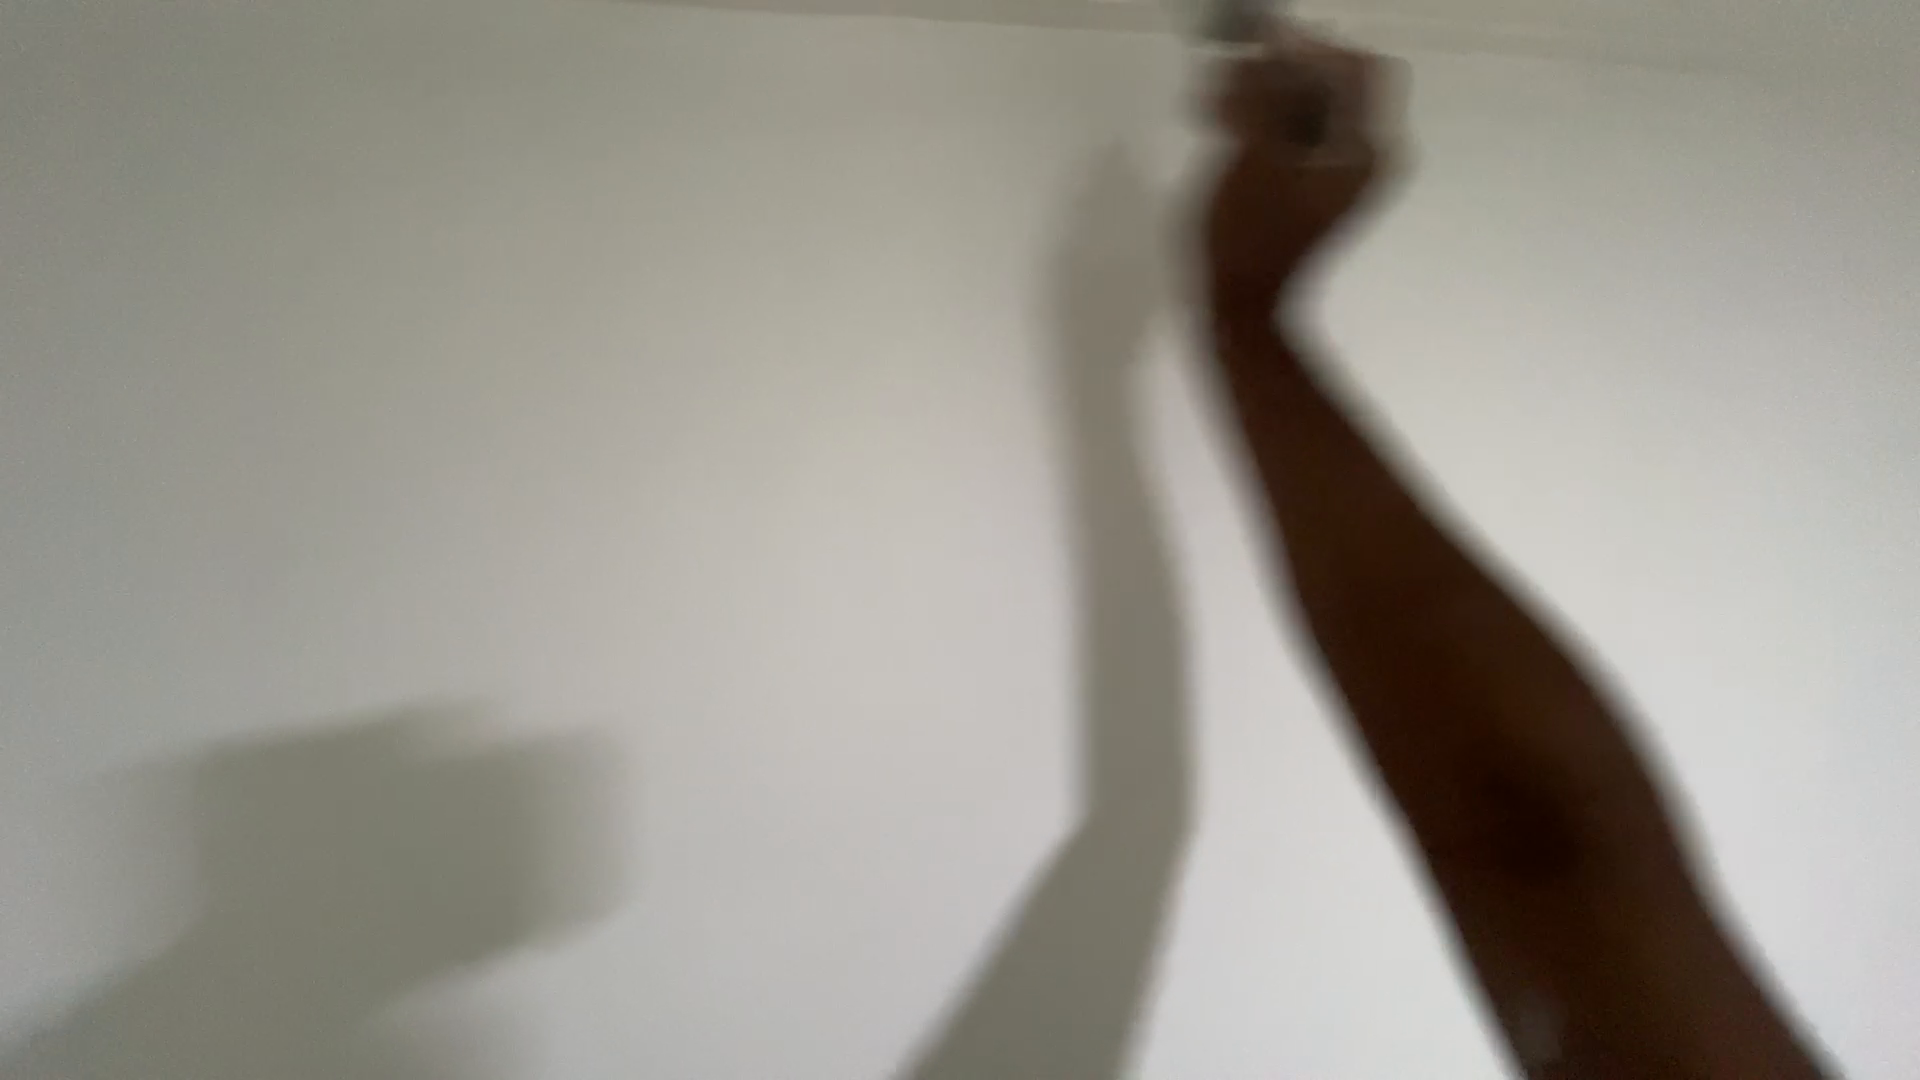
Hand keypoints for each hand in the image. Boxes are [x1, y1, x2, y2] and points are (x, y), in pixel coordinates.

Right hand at [1202, 28, 1403, 334]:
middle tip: (1232, 75)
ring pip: (1307, 116)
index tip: (1258, 46)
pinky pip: (1293, 145)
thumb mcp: (1254, 160)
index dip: (1306, 47)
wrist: (1240, 310)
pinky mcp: (1309, 198)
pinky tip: (1225, 127)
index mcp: (1362, 150)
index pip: (1353, 68)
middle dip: (1279, 73)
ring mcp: (1335, 182)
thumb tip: (1273, 40)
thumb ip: (1267, 95)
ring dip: (1264, 99)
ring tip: (1217, 102)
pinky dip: (1262, 129)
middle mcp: (1361, 160)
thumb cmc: (1246, 240)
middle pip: (1331, 89)